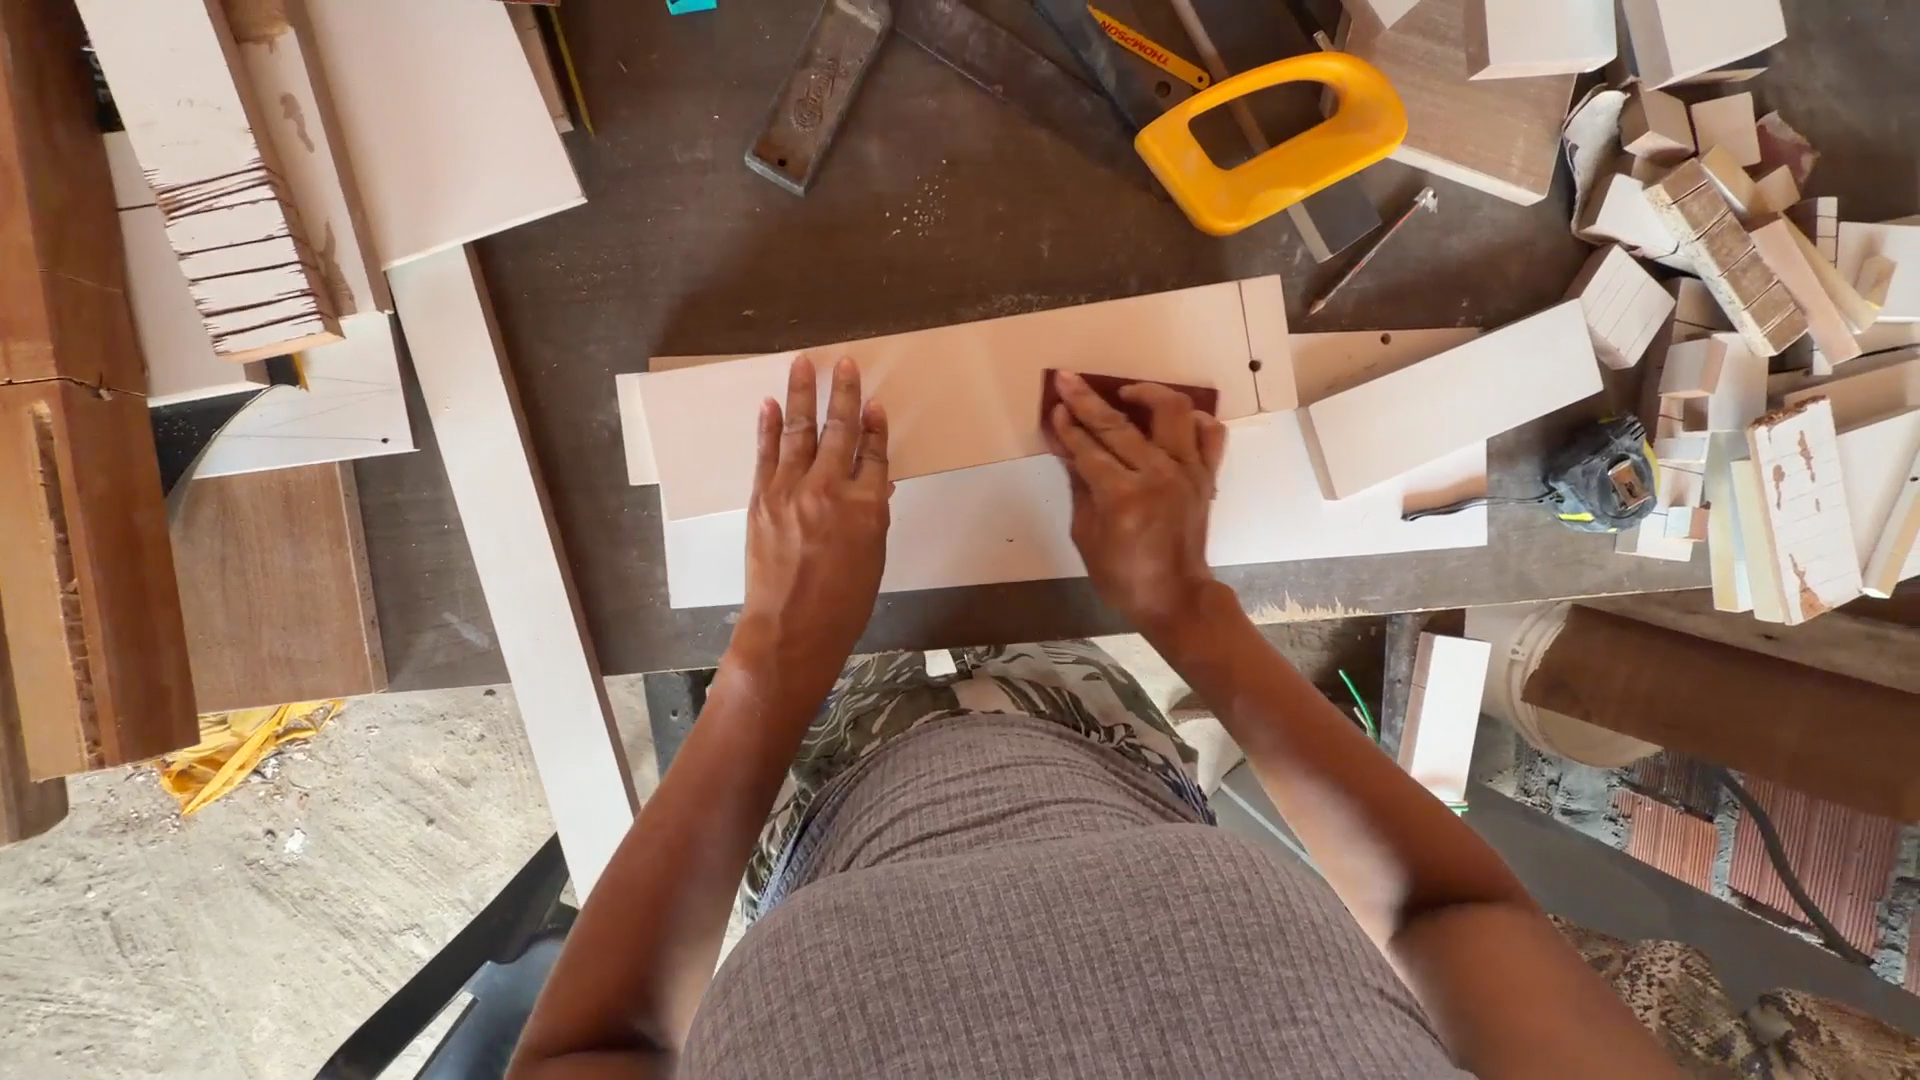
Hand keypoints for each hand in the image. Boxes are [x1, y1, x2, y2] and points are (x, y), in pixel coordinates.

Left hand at [733, 356, 891, 690]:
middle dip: (844, 394)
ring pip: (801, 431)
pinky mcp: (762, 498)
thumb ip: (872, 515)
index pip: (875, 454)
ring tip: (804, 363)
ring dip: (803, 394)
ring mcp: (792, 490)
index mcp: (867, 506)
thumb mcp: (872, 557)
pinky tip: (771, 404)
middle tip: (845, 362)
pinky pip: (767, 453)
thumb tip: (872, 484)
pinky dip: (769, 427)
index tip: (875, 404)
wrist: (792, 628)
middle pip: (841, 431)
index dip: (876, 427)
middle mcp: (831, 489)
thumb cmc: (843, 603)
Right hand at [1048, 370, 1227, 633]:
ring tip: (1126, 392)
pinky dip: (1193, 419)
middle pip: (1119, 424)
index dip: (1068, 425)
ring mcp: (1188, 473)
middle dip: (1087, 400)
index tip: (1055, 405)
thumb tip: (1068, 448)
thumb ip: (1079, 486)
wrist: (1175, 597)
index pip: (1089, 447)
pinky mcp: (1206, 476)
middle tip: (1068, 380)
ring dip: (1147, 393)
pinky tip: (1171, 419)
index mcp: (1122, 496)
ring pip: (1172, 412)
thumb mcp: (1086, 534)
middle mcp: (1157, 476)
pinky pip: (1209, 434)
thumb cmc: (1122, 576)